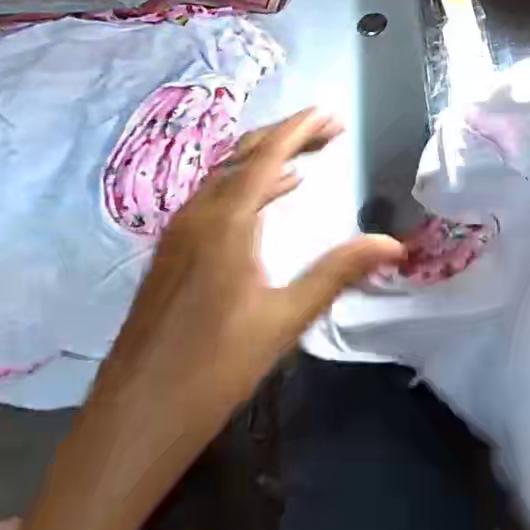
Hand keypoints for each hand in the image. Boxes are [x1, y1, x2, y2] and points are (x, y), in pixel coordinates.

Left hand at [0, 110, 404, 529]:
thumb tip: (393, 244)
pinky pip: (212, 199)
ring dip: (263, 160)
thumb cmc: (215, 368)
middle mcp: (197, 213)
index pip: (266, 155)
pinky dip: (244, 187)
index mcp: (225, 220)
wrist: (136, 416)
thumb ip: (337, 272)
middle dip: (285, 136)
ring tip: (305, 158)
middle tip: (328, 130)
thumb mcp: (284, 318)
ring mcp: (179, 231)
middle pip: (244, 156)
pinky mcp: (171, 251)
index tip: (330, 113)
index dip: (299, 128)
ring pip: (224, 176)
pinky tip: (268, 199)